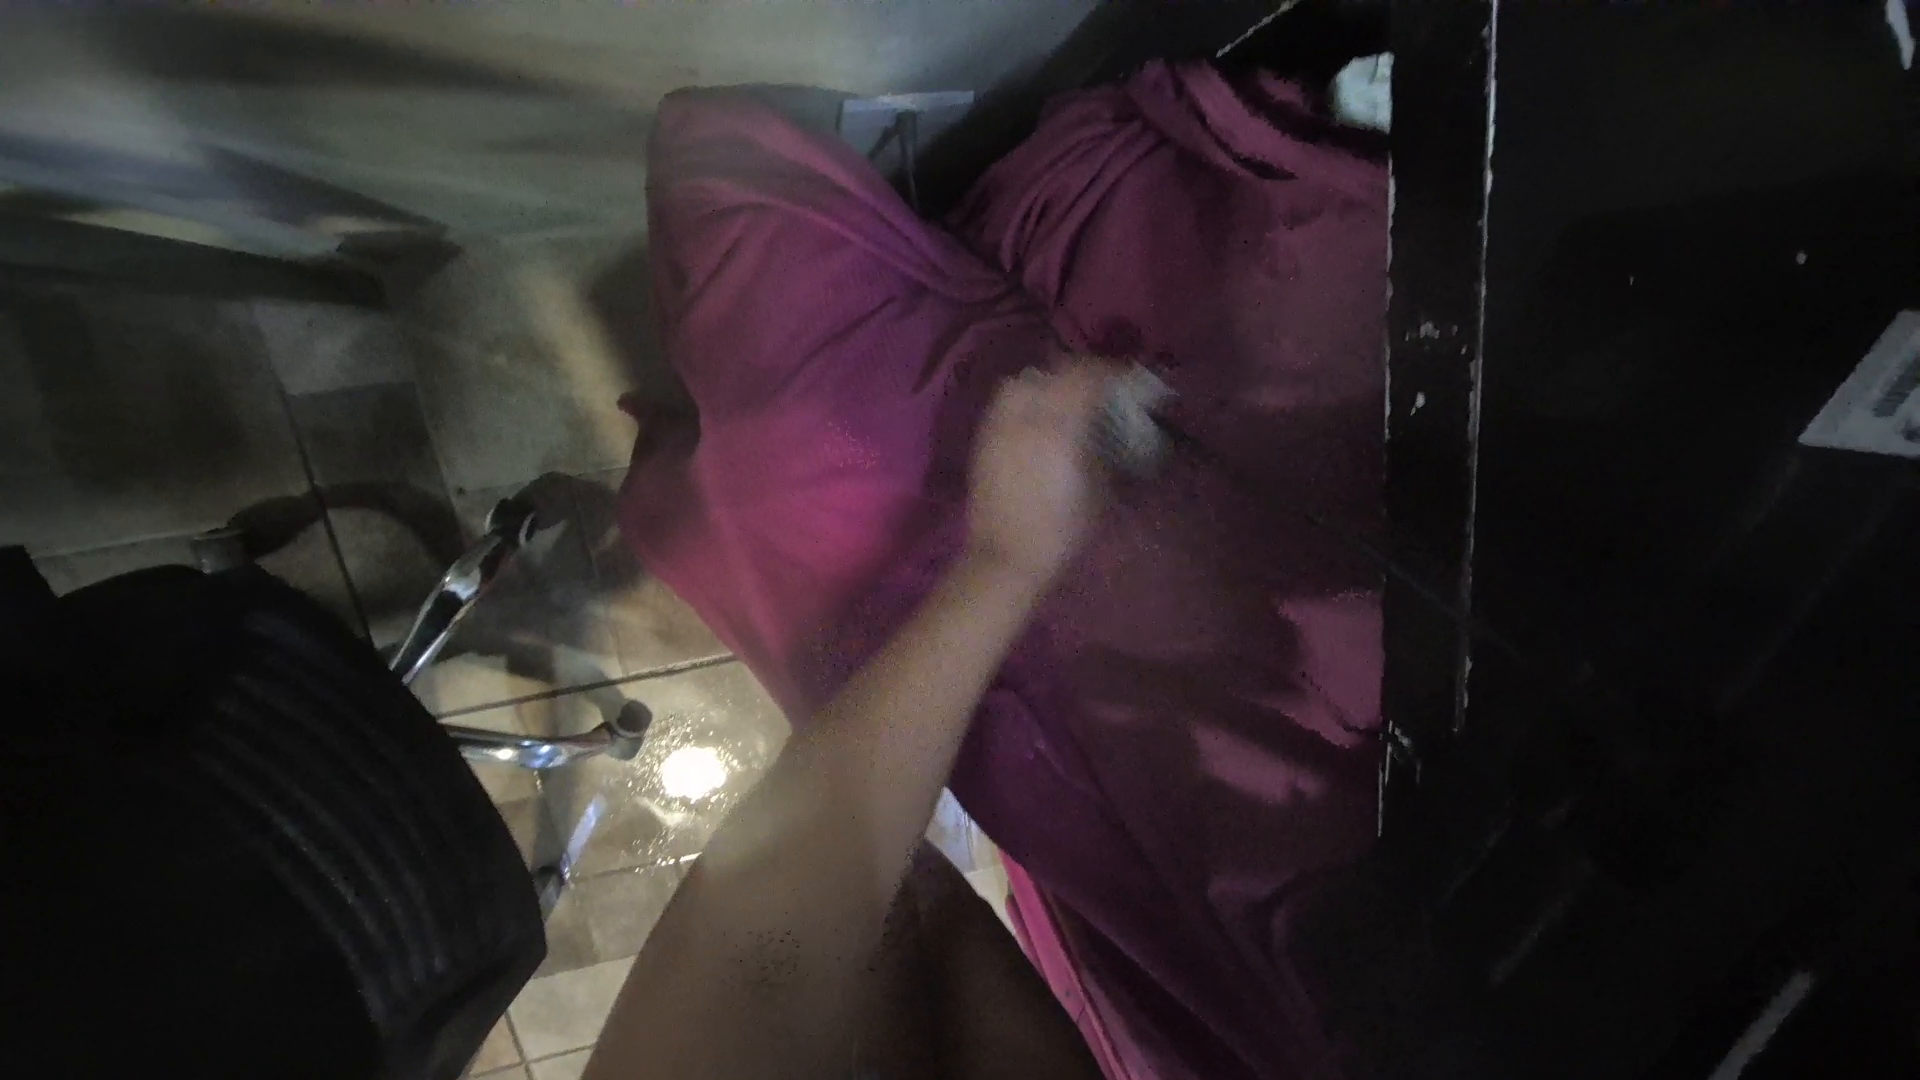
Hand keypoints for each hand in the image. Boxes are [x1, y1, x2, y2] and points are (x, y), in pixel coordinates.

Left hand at [965, 359, 1119, 587]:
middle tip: (1102, 386)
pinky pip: (1004, 402)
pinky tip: (1036, 416)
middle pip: (1056, 371)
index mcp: (1059, 428)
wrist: (1005, 557)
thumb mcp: (1098, 491)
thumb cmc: (1060, 531)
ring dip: (1048, 379)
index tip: (1129, 379)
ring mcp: (998, 425)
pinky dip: (1025, 396)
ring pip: (1024, 380)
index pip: (1088, 378)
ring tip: (1064, 397)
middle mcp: (1025, 416)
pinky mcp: (983, 439)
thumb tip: (1108, 428)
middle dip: (1083, 372)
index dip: (1113, 372)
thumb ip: (1103, 449)